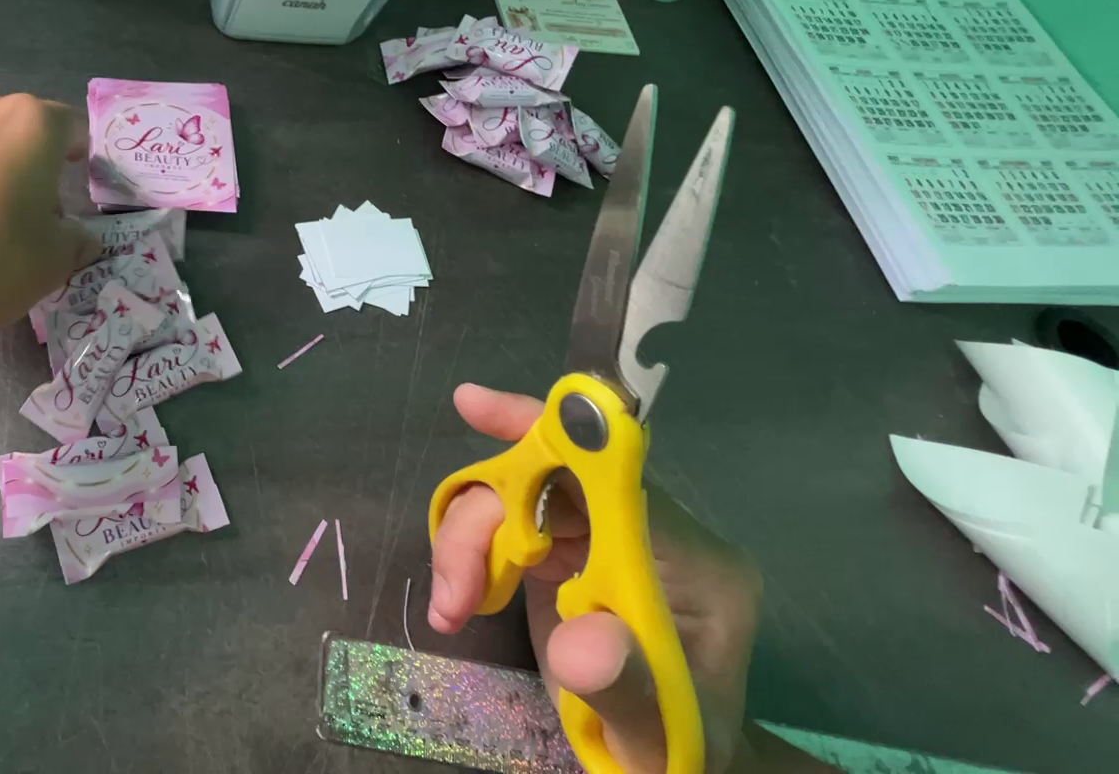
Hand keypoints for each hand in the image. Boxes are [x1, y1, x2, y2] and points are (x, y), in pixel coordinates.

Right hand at [429, 384, 763, 773]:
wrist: (673, 764)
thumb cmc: (676, 750)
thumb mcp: (656, 737)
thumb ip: (624, 687)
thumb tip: (578, 641)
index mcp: (690, 562)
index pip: (616, 473)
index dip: (550, 435)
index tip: (472, 404)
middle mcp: (642, 533)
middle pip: (544, 485)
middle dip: (484, 526)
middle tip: (454, 594)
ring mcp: (600, 538)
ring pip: (511, 503)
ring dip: (467, 547)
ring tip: (451, 610)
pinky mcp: (565, 550)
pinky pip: (502, 526)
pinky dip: (468, 556)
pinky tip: (456, 600)